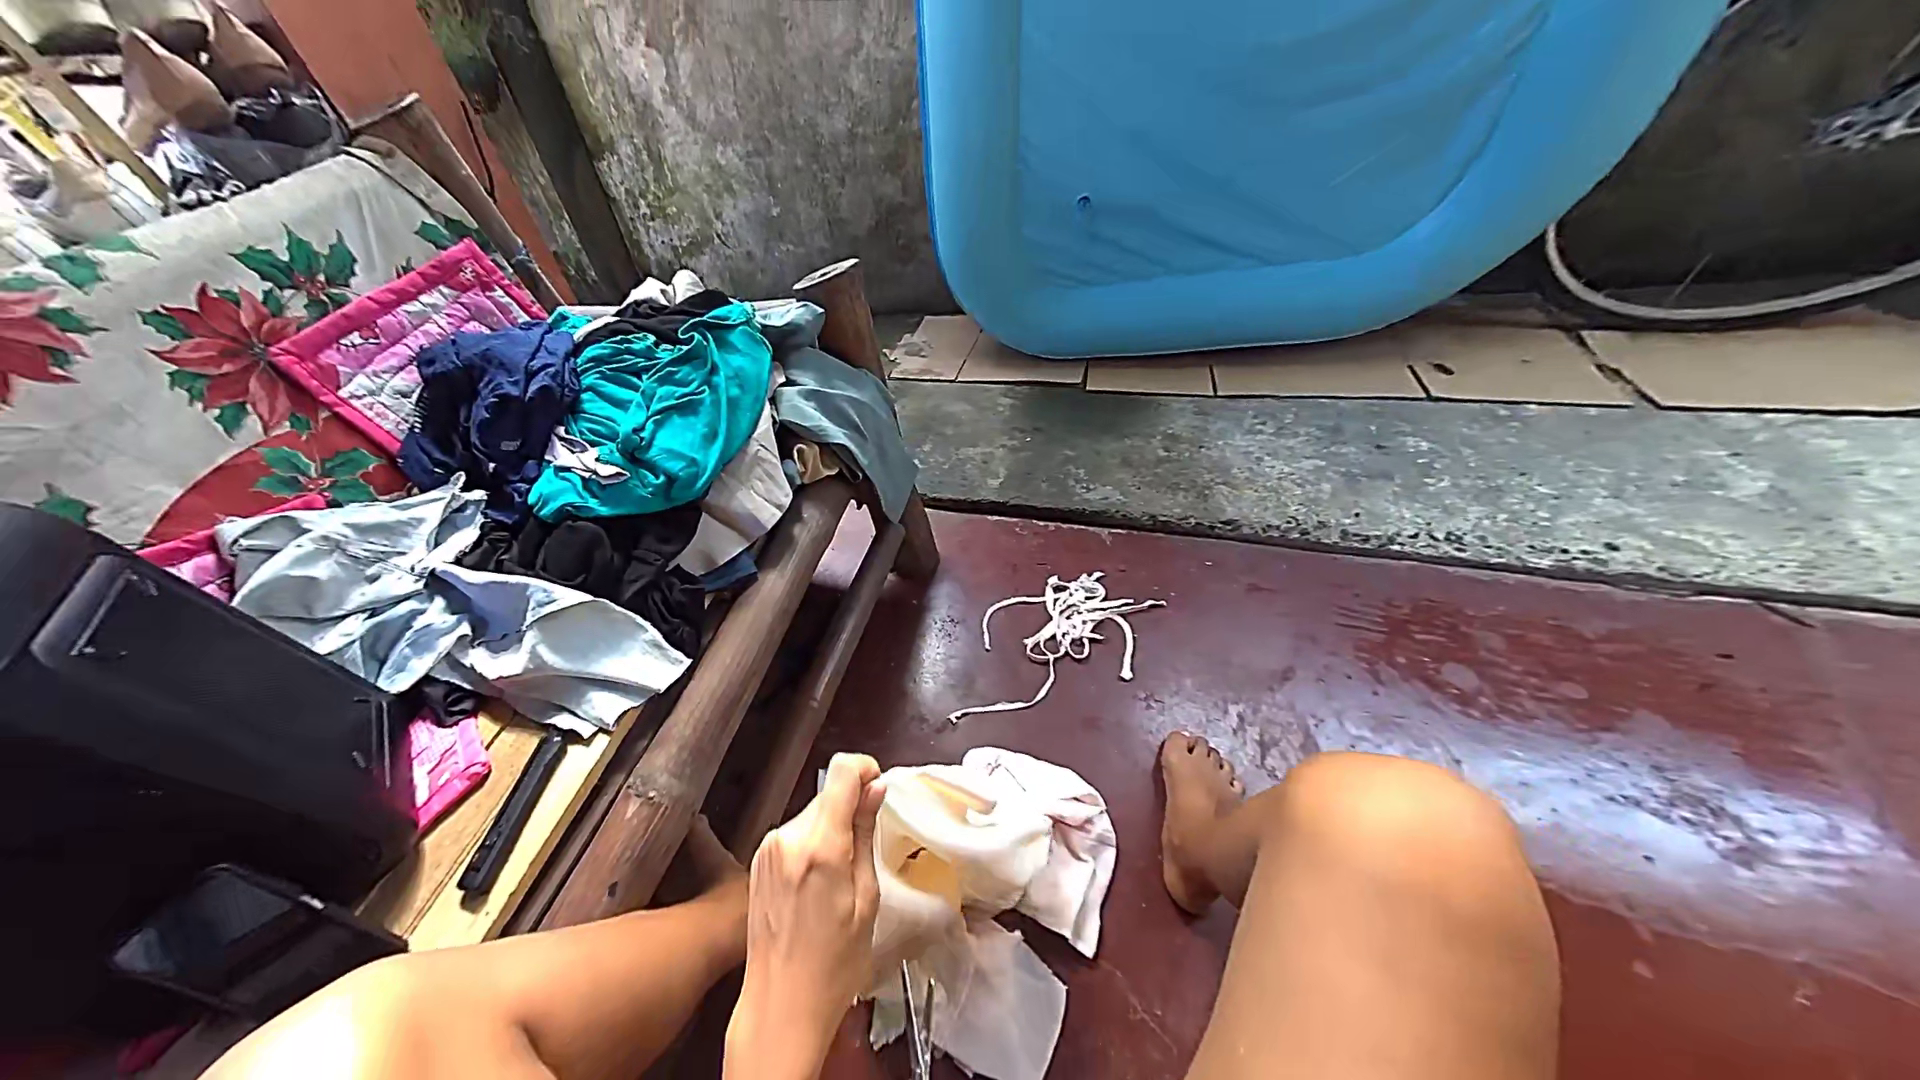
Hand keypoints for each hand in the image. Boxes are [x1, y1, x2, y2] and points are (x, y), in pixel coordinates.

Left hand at [725, 753, 885, 1079]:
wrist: (779, 1008)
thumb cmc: (831, 966)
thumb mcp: (866, 898)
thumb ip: (866, 834)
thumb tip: (875, 789)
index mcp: (820, 846)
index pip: (842, 771)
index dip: (866, 769)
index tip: (877, 787)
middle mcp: (788, 839)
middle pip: (829, 792)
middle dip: (851, 806)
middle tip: (865, 847)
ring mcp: (768, 849)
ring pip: (813, 812)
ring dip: (832, 827)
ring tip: (841, 875)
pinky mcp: (759, 861)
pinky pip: (796, 833)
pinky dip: (813, 843)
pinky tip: (819, 882)